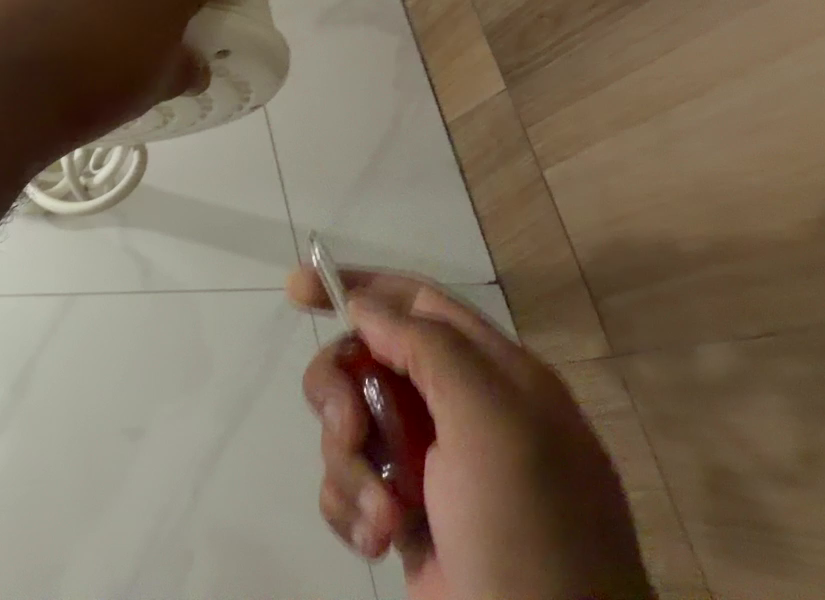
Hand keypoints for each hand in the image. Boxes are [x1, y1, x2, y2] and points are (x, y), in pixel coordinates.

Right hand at [288, 267, 654, 599]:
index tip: (297, 291)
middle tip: (350, 431)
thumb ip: (429, 350)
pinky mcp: (402, 509)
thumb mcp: (494, 425)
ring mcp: (429, 463)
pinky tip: (376, 537)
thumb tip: (363, 306)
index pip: (415, 301)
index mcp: (495, 376)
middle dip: (340, 392)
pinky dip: (349, 504)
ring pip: (347, 422)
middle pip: (364, 361)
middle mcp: (459, 410)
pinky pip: (347, 479)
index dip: (356, 287)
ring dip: (347, 464)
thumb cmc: (527, 530)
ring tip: (381, 513)